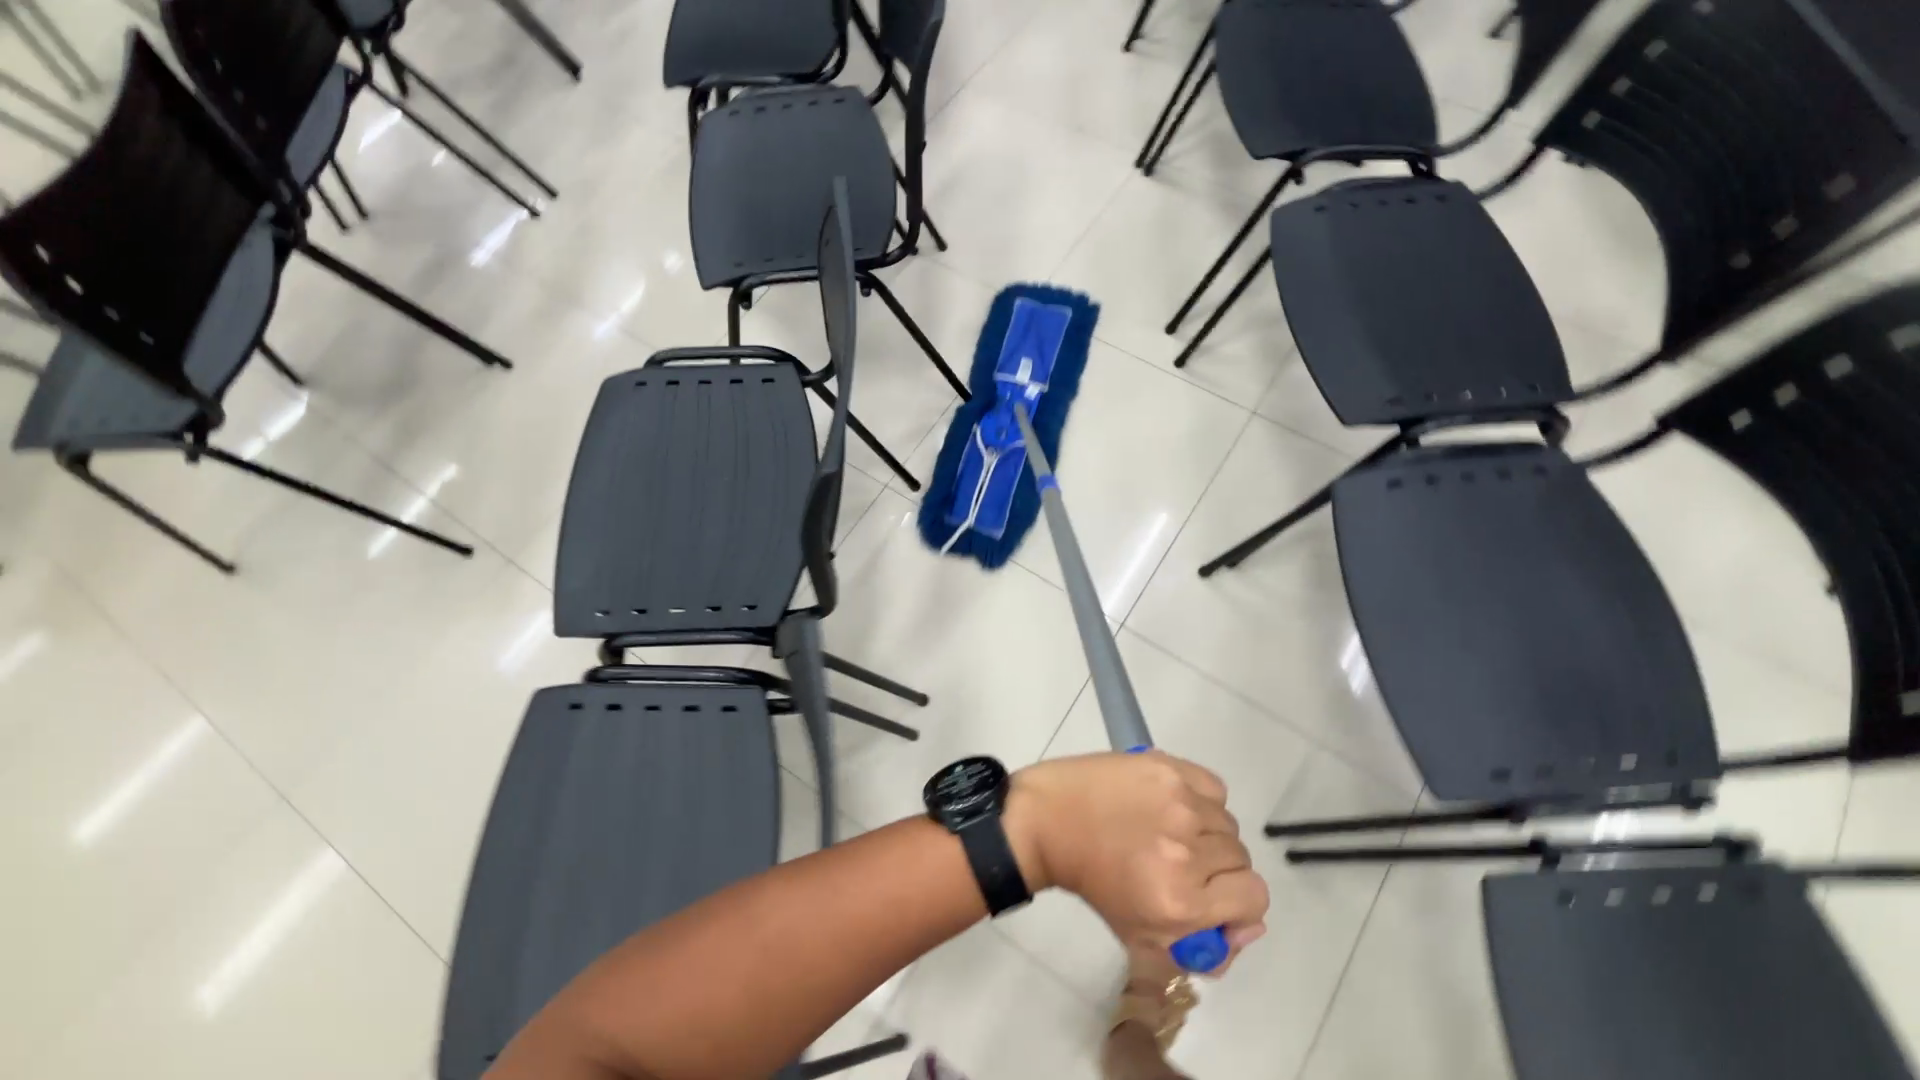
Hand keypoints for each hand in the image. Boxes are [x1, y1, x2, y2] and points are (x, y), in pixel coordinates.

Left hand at [1005, 752, 1269, 969]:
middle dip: (1217, 868)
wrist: (1048, 822)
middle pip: (1241, 860)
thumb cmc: (1095, 882)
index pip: (1254, 898)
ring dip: (1208, 832)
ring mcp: (1182, 805)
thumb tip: (1251, 926)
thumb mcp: (1143, 935)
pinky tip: (1172, 804)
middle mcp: (1189, 853)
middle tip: (1180, 863)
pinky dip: (1202, 798)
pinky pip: (1214, 789)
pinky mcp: (1171, 768)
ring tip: (1169, 830)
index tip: (1215, 897)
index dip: (1239, 903)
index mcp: (1181, 902)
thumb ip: (1203, 946)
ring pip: (1228, 824)